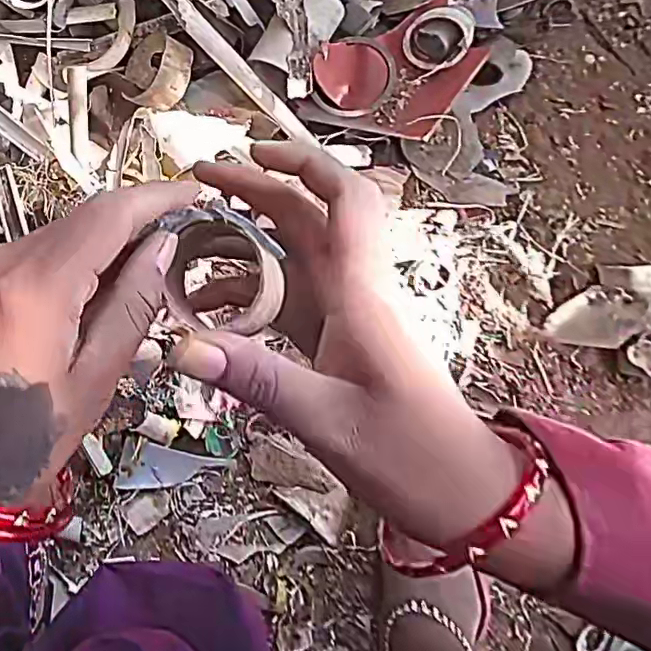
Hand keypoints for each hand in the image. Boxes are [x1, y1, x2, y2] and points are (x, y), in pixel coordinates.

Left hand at [0, 180, 197, 508]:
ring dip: (94, 247)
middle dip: (128, 226)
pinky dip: (60, 262)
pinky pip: (25, 252)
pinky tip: (79, 295)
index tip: (189, 193)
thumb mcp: (93, 383)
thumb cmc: (17, 445)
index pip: (105, 217)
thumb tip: (162, 248)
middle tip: (169, 244)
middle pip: (77, 221)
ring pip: (52, 234)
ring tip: (126, 283)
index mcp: (31, 293)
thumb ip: (131, 305)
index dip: (154, 198)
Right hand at [175, 143, 532, 552]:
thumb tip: (183, 346)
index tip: (250, 153)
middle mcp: (350, 288)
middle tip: (197, 183)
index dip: (301, 164)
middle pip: (303, 217)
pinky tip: (209, 308)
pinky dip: (245, 290)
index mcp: (358, 291)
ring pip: (288, 255)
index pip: (343, 199)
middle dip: (252, 190)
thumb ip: (256, 377)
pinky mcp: (333, 336)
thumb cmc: (413, 456)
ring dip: (241, 242)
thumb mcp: (329, 419)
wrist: (468, 498)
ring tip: (190, 244)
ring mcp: (341, 311)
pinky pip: (283, 296)